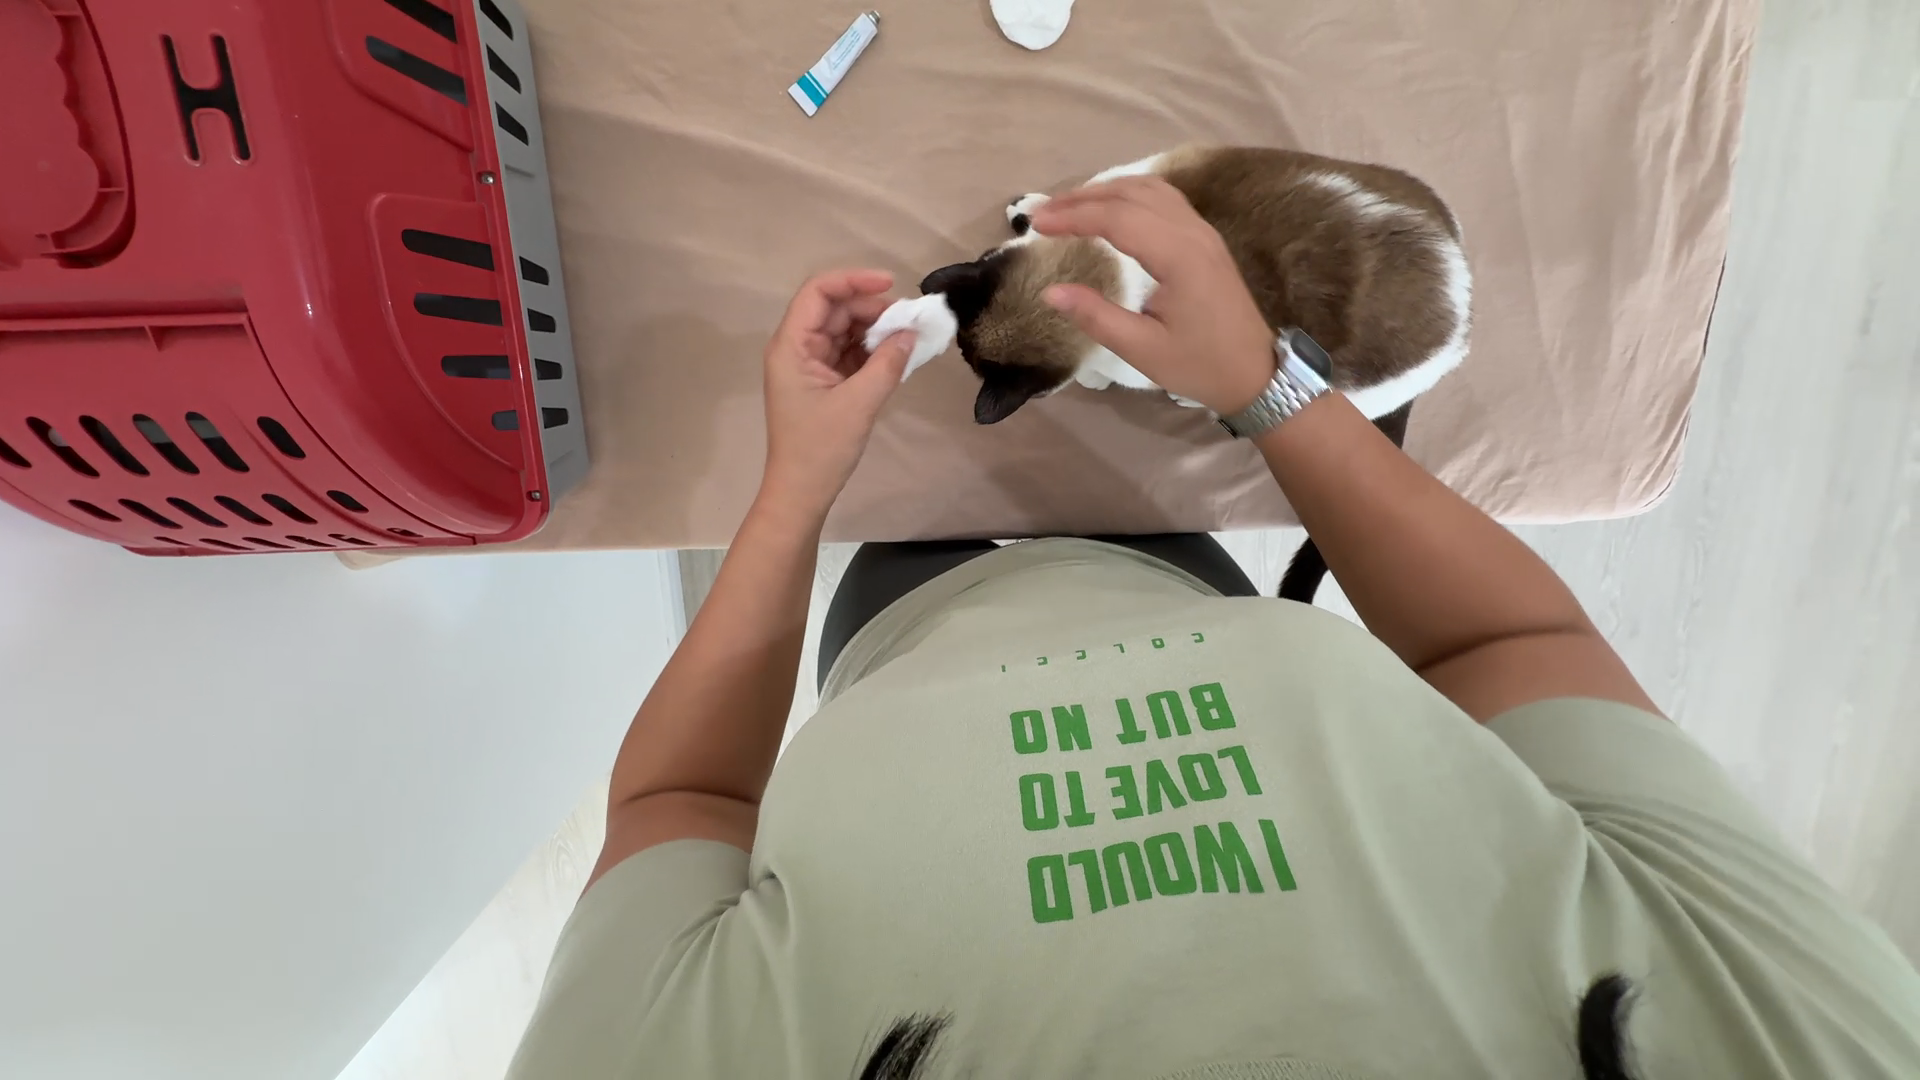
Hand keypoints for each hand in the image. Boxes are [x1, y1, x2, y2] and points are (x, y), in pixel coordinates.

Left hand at [759, 269, 915, 520]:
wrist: (801, 492)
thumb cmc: (821, 449)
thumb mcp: (858, 404)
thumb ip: (887, 364)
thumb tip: (911, 334)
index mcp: (792, 346)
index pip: (819, 293)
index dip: (853, 281)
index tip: (891, 285)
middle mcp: (796, 349)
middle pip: (834, 310)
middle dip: (871, 310)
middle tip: (909, 322)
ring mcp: (809, 367)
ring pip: (844, 332)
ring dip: (874, 331)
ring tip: (907, 338)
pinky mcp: (822, 384)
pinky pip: (848, 355)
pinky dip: (871, 353)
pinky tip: (896, 356)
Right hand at [1031, 177, 1274, 413]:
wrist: (1254, 373)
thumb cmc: (1198, 366)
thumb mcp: (1141, 349)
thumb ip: (1096, 317)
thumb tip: (1050, 293)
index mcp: (1178, 256)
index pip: (1117, 218)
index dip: (1073, 216)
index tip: (1036, 225)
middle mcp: (1192, 232)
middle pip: (1132, 194)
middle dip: (1083, 197)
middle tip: (1043, 212)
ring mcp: (1202, 232)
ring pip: (1150, 190)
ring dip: (1106, 191)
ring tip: (1068, 206)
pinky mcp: (1204, 241)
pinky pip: (1163, 200)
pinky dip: (1129, 196)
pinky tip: (1109, 209)